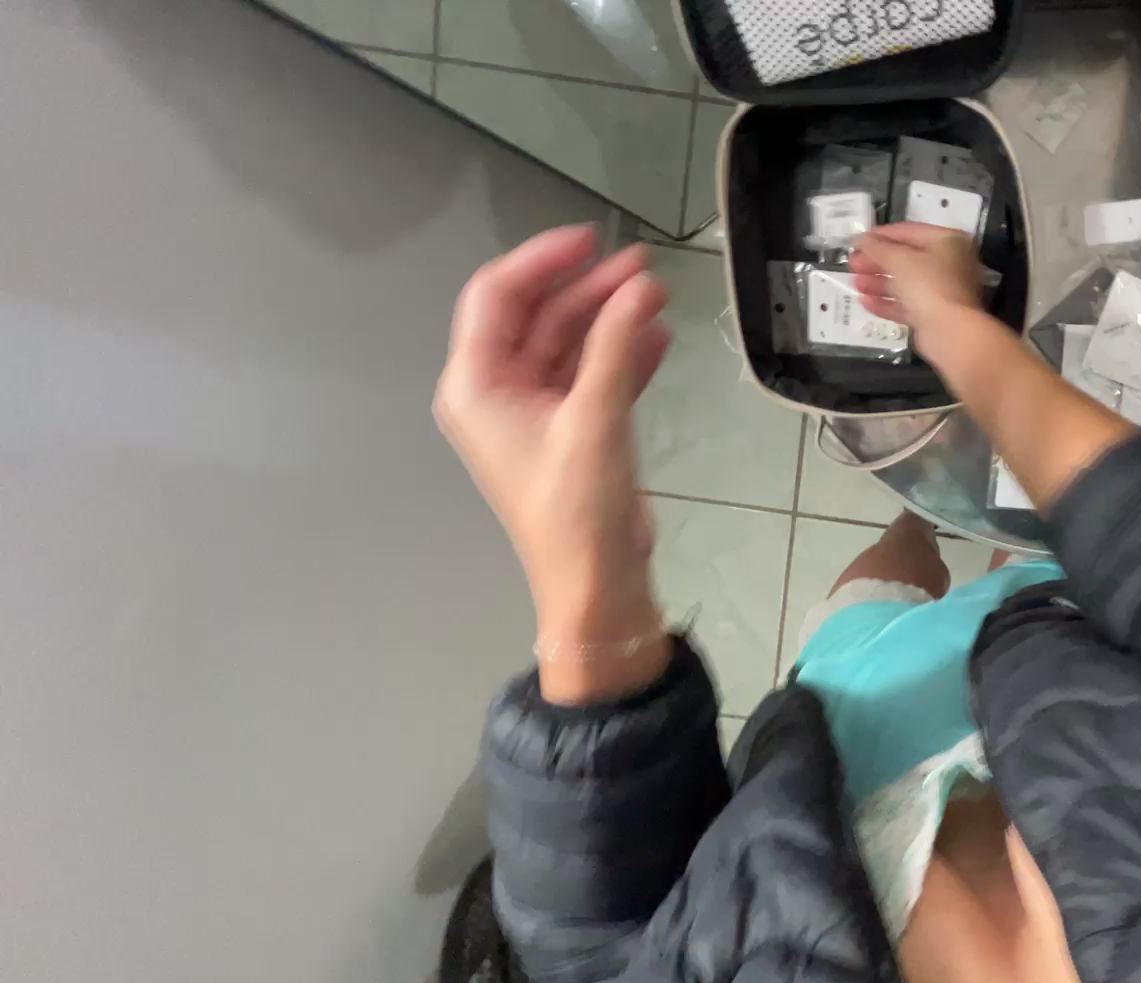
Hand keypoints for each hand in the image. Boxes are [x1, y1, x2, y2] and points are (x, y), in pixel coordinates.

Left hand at [435, 225, 673, 699]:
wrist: (596, 581)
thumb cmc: (578, 508)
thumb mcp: (595, 421)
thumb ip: (616, 350)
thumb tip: (644, 289)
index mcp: (478, 386)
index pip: (499, 298)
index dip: (542, 261)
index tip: (593, 240)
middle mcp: (501, 392)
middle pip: (541, 319)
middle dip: (590, 290)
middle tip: (642, 267)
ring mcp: (541, 413)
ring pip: (573, 347)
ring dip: (612, 322)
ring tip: (657, 294)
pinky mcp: (577, 432)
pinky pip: (596, 379)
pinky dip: (625, 358)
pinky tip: (658, 340)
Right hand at [850, 223, 988, 365]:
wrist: (950, 333)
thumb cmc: (928, 286)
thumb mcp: (899, 260)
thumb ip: (877, 248)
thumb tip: (860, 239)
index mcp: (947, 242)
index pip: (909, 231)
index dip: (881, 236)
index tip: (857, 240)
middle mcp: (947, 264)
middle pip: (906, 259)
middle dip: (876, 262)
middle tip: (852, 264)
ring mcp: (941, 292)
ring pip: (905, 284)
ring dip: (878, 283)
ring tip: (855, 283)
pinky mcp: (932, 316)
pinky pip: (907, 305)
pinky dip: (887, 303)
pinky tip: (865, 302)